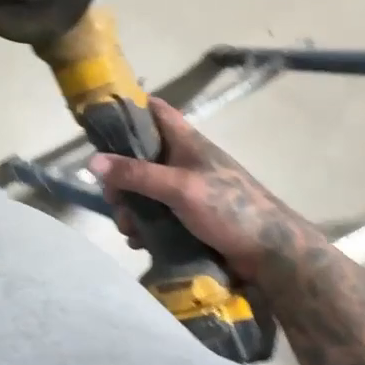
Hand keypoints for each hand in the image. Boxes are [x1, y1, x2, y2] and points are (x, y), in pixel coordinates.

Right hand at [86, 98, 323, 281]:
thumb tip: (90, 162)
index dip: (128, 108)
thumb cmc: (231, 209)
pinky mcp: (189, 217)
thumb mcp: (178, 188)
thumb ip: (135, 174)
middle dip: (119, 178)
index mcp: (186, 142)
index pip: (155, 110)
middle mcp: (183, 161)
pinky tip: (141, 242)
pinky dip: (144, 226)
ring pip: (144, 189)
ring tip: (130, 230)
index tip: (101, 122)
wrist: (273, 255)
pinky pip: (156, 215)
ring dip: (130, 208)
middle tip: (113, 198)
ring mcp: (187, 190)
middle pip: (138, 156)